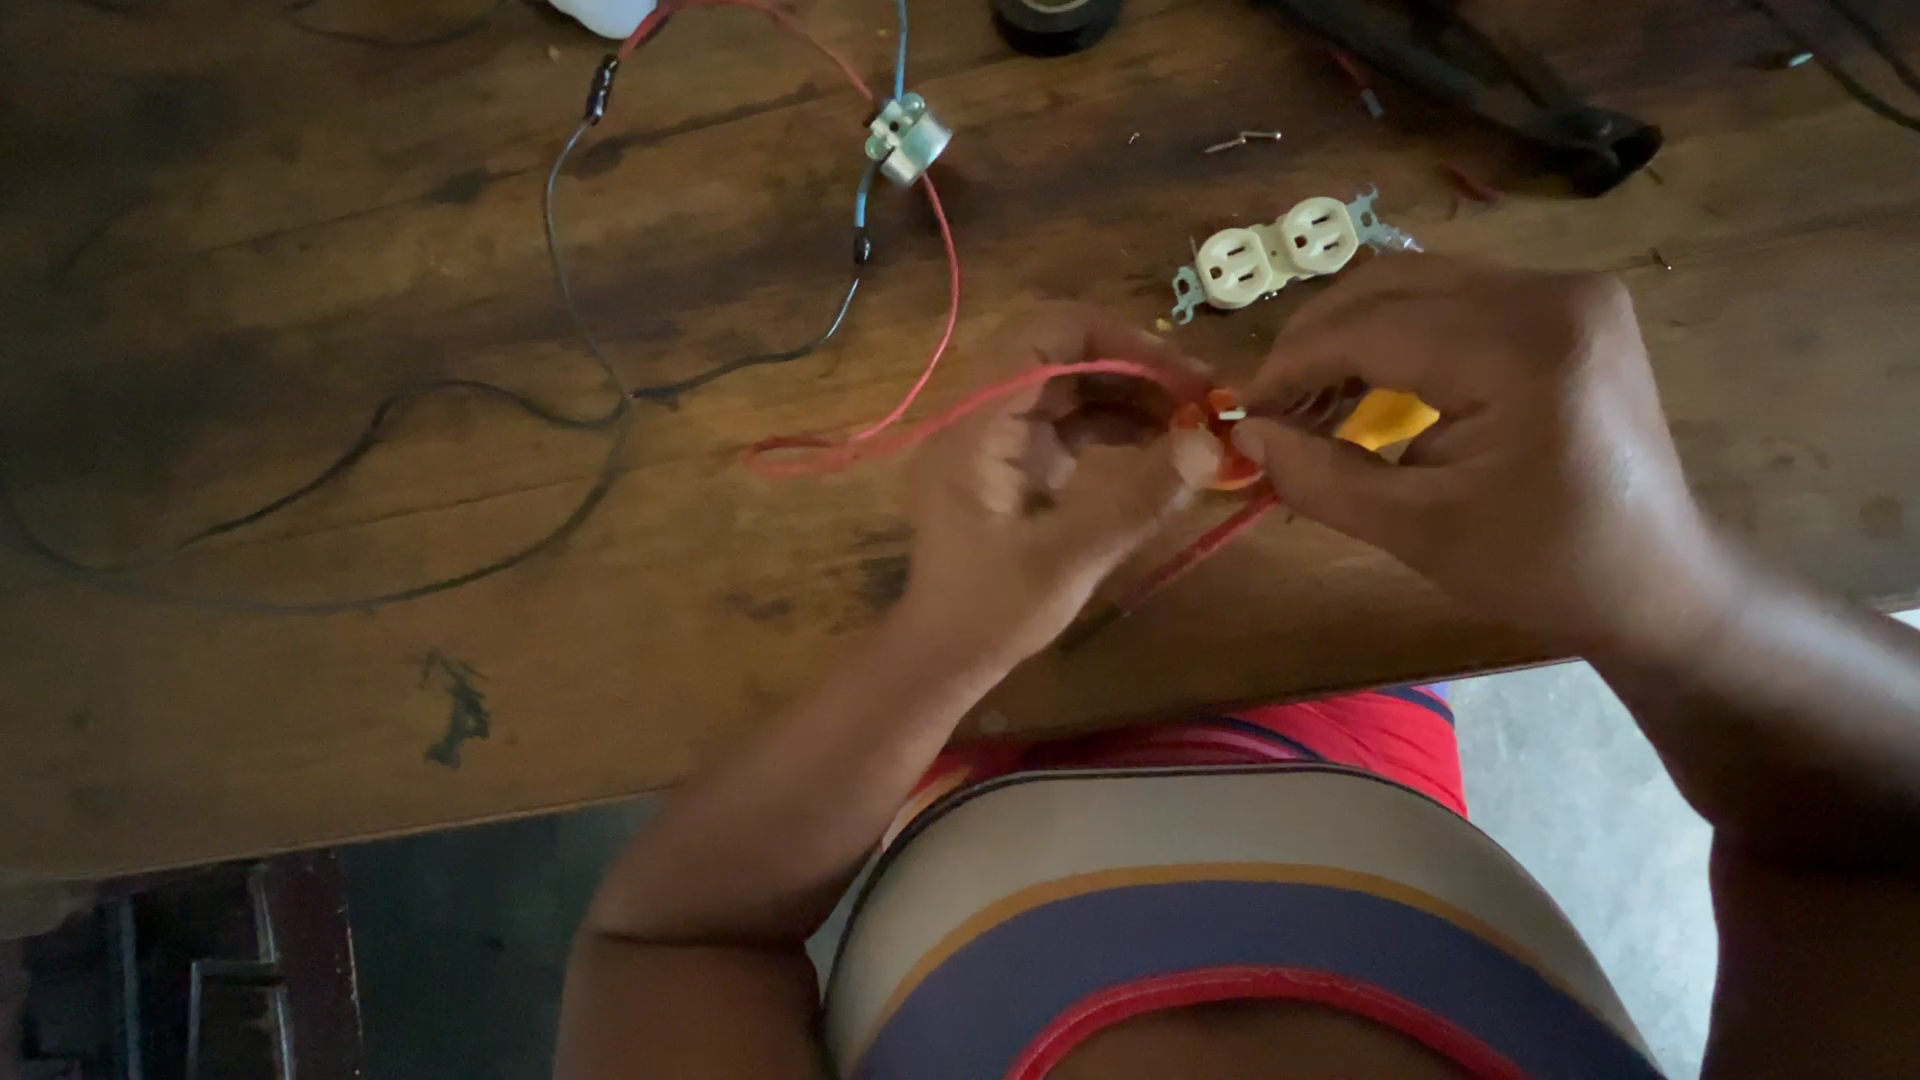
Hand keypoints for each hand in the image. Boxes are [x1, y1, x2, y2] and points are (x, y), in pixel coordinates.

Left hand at [897, 305, 1220, 663]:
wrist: (946, 650)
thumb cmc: (992, 611)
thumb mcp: (1068, 559)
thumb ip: (1137, 499)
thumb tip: (1208, 443)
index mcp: (976, 427)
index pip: (1041, 334)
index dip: (1114, 338)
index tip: (1178, 373)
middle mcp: (981, 416)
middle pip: (1057, 350)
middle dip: (1131, 363)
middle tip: (1199, 395)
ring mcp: (996, 437)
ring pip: (1066, 383)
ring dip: (1127, 392)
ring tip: (1191, 421)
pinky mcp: (1013, 460)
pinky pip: (1066, 419)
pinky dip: (1112, 423)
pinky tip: (1159, 444)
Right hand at [1232, 255, 1734, 656]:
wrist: (1657, 580)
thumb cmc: (1539, 565)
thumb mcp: (1412, 530)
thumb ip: (1317, 476)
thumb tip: (1243, 438)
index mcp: (1522, 347)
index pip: (1371, 329)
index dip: (1290, 367)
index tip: (1241, 413)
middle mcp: (1548, 293)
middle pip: (1387, 286)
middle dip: (1310, 343)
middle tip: (1268, 406)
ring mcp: (1561, 293)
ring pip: (1409, 286)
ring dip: (1342, 338)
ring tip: (1305, 403)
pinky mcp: (1558, 310)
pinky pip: (1443, 303)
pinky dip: (1384, 341)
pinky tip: (1358, 390)